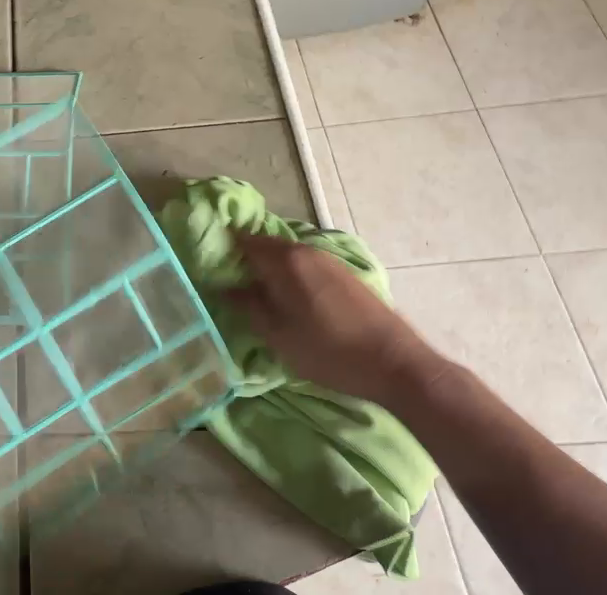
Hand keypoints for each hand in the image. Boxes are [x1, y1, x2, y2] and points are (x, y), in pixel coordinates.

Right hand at [226, 231, 448, 404]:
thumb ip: (249, 307)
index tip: (210, 264)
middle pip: (266, 245)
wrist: (396, 364)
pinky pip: (306, 265)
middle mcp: (306, 251)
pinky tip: (290, 298)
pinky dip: (291, 274)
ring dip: (270, 267)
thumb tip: (224, 288)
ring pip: (288, 256)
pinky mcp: (345, 275)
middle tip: (230, 282)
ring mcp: (329, 260)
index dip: (225, 249)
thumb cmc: (330, 352)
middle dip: (247, 258)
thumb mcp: (279, 336)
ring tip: (258, 293)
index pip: (244, 241)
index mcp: (286, 261)